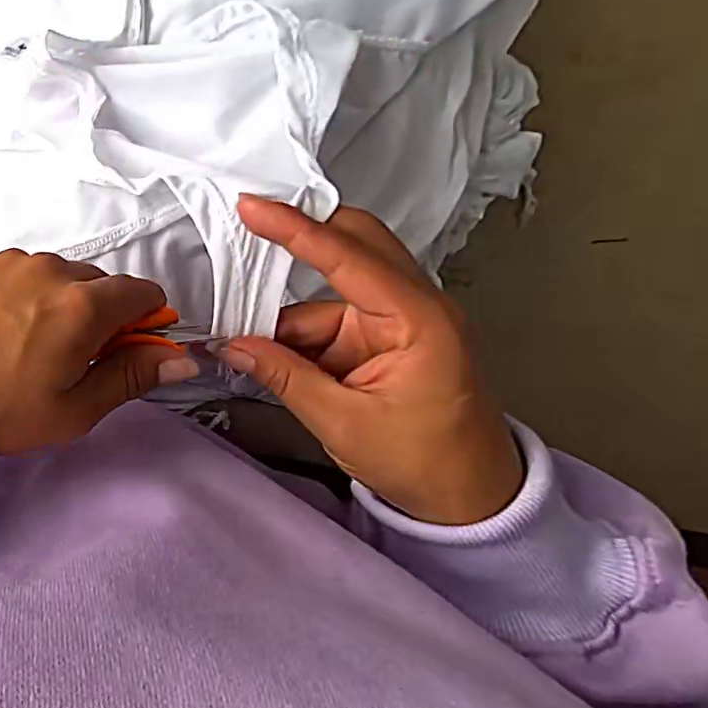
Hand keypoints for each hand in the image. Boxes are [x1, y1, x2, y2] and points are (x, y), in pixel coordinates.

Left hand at [0, 251, 198, 455]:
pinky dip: (29, 294)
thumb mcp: (76, 409)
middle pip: (104, 284)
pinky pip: (27, 272)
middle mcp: (53, 271)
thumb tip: (182, 359)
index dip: (146, 320)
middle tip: (74, 356)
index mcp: (84, 306)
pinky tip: (5, 327)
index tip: (129, 346)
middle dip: (102, 315)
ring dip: (65, 302)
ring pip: (65, 276)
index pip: (144, 292)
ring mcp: (15, 262)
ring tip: (32, 342)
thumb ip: (134, 374)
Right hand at [222, 196, 521, 524]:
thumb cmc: (430, 465)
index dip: (295, 229)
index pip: (348, 256)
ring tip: (256, 351)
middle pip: (353, 247)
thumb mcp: (344, 423)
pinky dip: (305, 338)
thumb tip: (236, 346)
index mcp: (420, 318)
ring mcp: (402, 319)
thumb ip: (285, 377)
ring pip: (334, 292)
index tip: (254, 208)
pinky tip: (281, 362)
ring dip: (293, 320)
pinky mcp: (389, 336)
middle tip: (251, 239)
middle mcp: (416, 306)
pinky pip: (337, 319)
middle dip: (300, 246)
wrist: (471, 498)